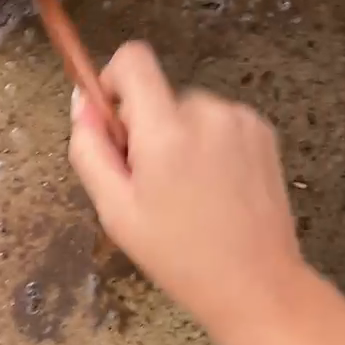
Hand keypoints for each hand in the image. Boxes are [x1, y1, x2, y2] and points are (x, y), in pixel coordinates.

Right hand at [69, 42, 308, 332]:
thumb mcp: (115, 211)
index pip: (133, 58)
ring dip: (180, 136)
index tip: (116, 120)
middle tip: (153, 182)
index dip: (114, 79)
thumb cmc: (179, 256)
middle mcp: (207, 112)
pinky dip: (209, 142)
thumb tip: (82, 101)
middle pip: (158, 93)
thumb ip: (89, 149)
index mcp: (166, 131)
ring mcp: (240, 118)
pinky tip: (216, 186)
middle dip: (148, 126)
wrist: (258, 286)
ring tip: (189, 190)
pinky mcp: (263, 129)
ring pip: (188, 109)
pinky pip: (218, 120)